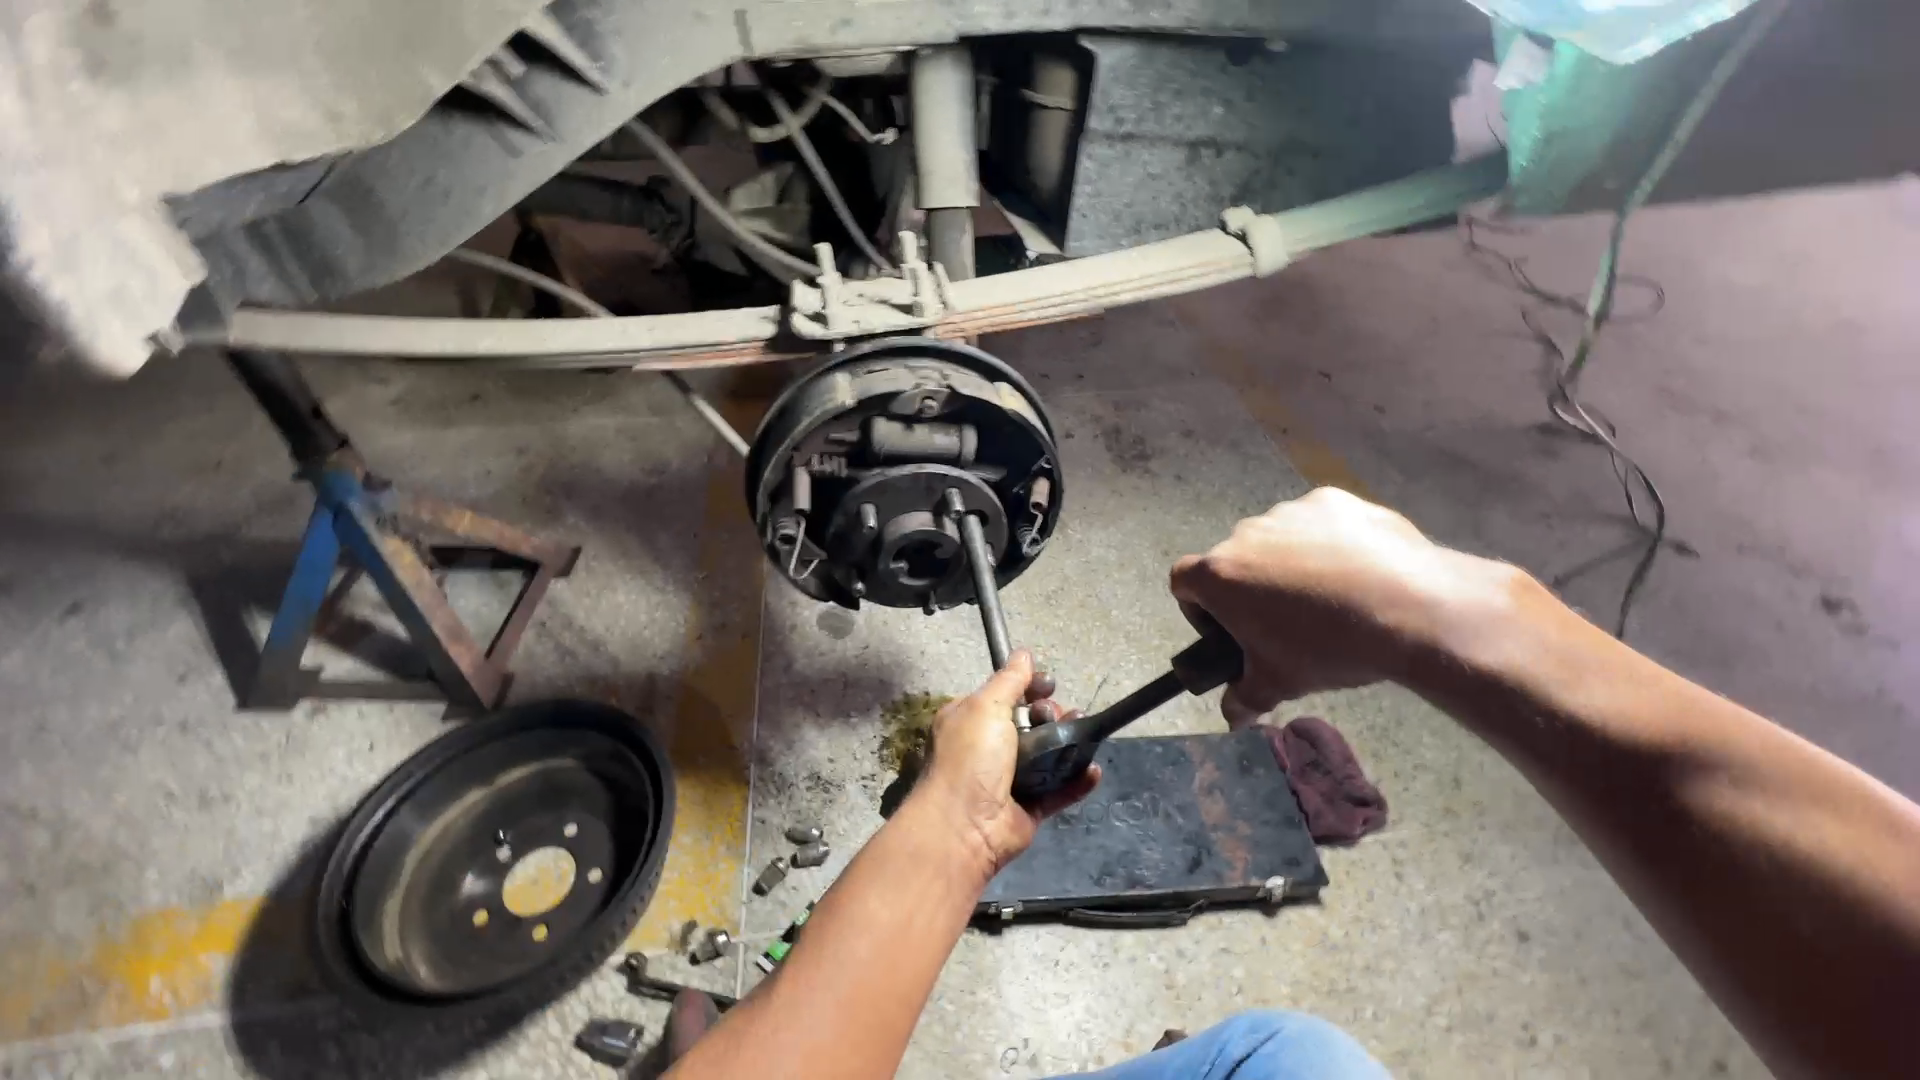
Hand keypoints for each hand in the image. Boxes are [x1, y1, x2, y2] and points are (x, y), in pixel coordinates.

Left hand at [915, 651, 1099, 872]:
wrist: (964, 827)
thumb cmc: (970, 758)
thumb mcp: (985, 706)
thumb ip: (1009, 680)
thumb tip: (1024, 653)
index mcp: (970, 720)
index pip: (1004, 695)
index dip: (1029, 687)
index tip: (1050, 684)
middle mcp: (988, 748)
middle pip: (1031, 723)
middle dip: (1051, 715)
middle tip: (1059, 715)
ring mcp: (1009, 780)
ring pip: (1047, 756)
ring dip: (1069, 744)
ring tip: (1085, 735)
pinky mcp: (1029, 808)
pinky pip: (1059, 790)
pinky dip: (1077, 780)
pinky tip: (1093, 769)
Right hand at [1170, 487, 1525, 726]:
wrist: (1411, 609)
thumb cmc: (1328, 647)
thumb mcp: (1279, 683)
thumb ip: (1245, 699)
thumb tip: (1233, 718)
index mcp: (1219, 575)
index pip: (1182, 581)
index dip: (1198, 608)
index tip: (1229, 631)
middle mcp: (1245, 533)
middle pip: (1234, 561)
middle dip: (1252, 588)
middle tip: (1287, 623)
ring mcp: (1289, 511)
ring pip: (1277, 540)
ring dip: (1289, 563)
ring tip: (1331, 598)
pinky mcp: (1333, 500)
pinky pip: (1318, 522)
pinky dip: (1328, 543)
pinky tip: (1359, 571)